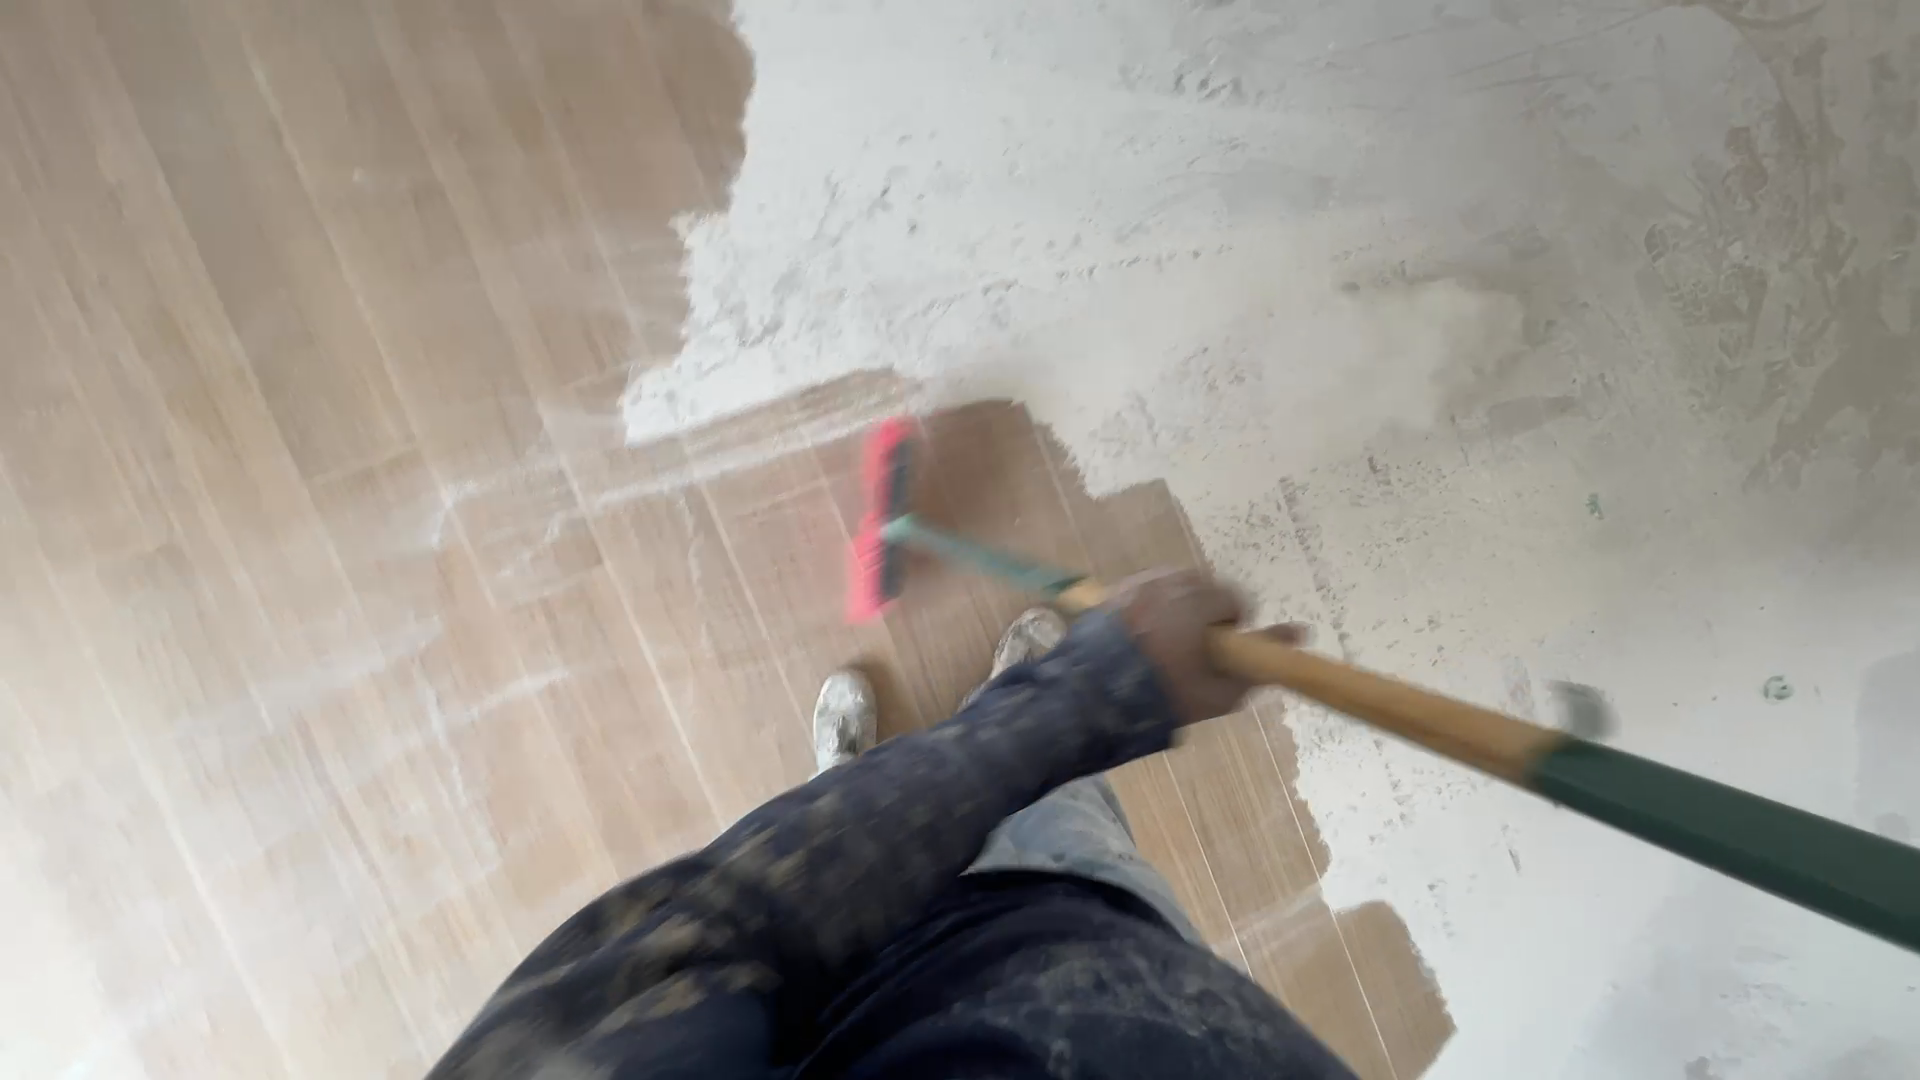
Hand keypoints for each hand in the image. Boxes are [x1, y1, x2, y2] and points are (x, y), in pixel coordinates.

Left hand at [1103, 569, 1307, 725]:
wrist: (1091, 697)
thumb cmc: (1163, 696)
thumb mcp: (1220, 690)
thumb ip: (1262, 661)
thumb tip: (1300, 631)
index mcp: (1195, 602)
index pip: (1233, 599)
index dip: (1232, 627)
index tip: (1219, 651)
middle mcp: (1165, 583)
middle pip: (1203, 586)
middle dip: (1205, 611)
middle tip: (1193, 648)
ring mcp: (1134, 583)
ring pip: (1173, 585)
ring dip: (1179, 605)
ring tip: (1167, 641)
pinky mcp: (1111, 590)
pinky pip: (1145, 590)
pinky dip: (1151, 605)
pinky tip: (1142, 634)